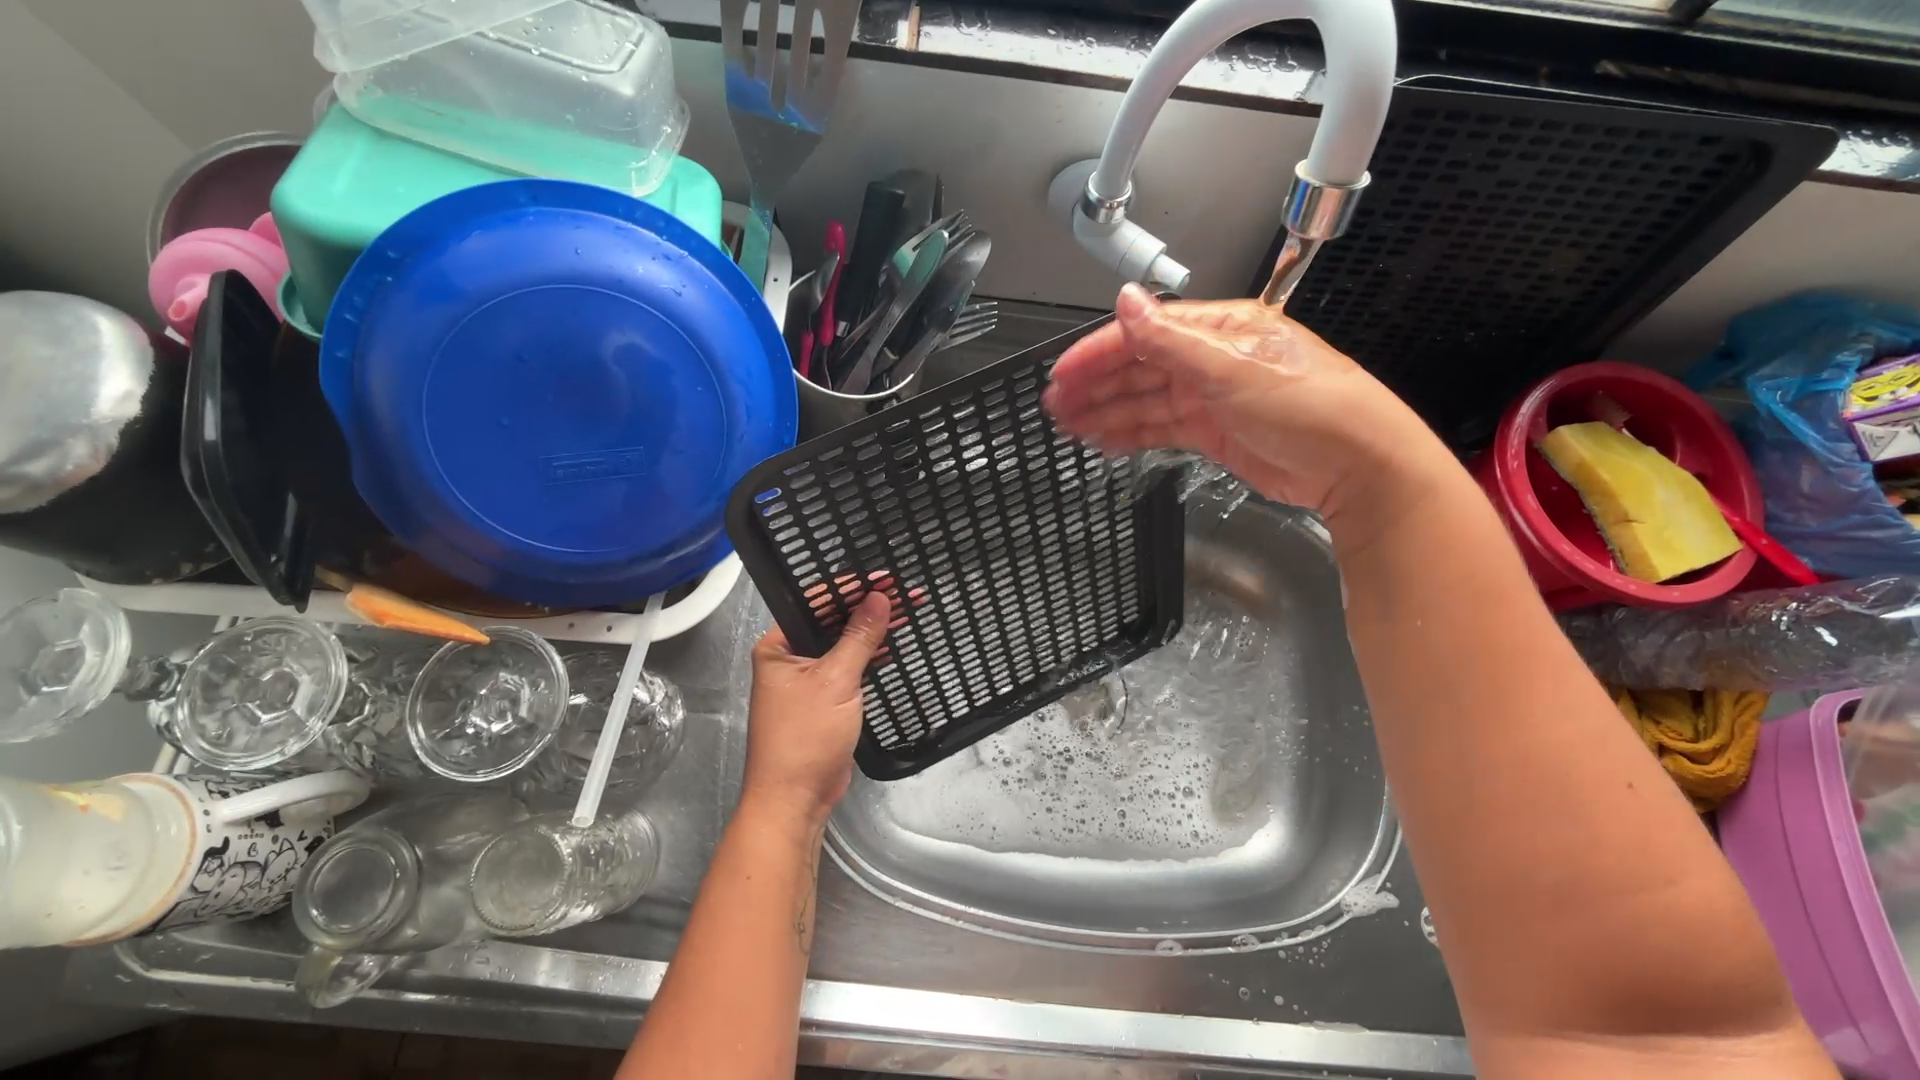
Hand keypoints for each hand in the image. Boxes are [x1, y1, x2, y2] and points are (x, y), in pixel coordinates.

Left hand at [743, 590, 891, 825]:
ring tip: (909, 611)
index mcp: (778, 645)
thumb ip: (859, 637)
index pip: (816, 603)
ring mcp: (807, 680)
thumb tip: (880, 597)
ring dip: (872, 632)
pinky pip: (848, 669)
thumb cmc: (805, 736)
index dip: (852, 588)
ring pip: (843, 645)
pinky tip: (894, 645)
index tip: (886, 577)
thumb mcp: (836, 681)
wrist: (794, 799)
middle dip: (867, 608)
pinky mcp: (824, 701)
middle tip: (906, 592)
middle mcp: (789, 658)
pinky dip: (869, 658)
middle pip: (832, 622)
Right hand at [1043, 283, 1446, 541]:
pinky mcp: (1214, 432)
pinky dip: (1131, 434)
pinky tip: (1105, 439)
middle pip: (1137, 368)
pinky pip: (1160, 429)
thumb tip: (1129, 301)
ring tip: (1069, 424)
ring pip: (1144, 401)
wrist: (1358, 465)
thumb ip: (1171, 340)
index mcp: (1217, 330)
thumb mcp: (1233, 369)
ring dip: (1105, 411)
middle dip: (1093, 385)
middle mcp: (1211, 359)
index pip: (1142, 334)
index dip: (1097, 353)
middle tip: (1056, 403)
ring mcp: (1211, 397)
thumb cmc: (1318, 408)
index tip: (1063, 373)